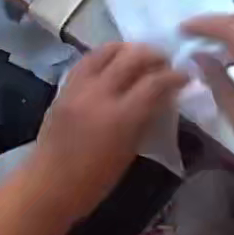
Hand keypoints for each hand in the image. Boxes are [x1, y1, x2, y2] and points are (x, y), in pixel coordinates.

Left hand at [26, 43, 187, 224]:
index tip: (184, 75)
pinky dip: (104, 55)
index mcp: (120, 117)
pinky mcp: (64, 87)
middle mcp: (99, 94)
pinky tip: (113, 60)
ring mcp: (79, 87)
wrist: (49, 185)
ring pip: (106, 51)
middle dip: (153, 55)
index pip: (154, 83)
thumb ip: (146, 120)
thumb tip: (162, 98)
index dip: (174, 75)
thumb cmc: (94, 181)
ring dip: (128, 49)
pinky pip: (87, 60)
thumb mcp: (129, 152)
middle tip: (164, 61)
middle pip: (132, 58)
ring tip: (139, 54)